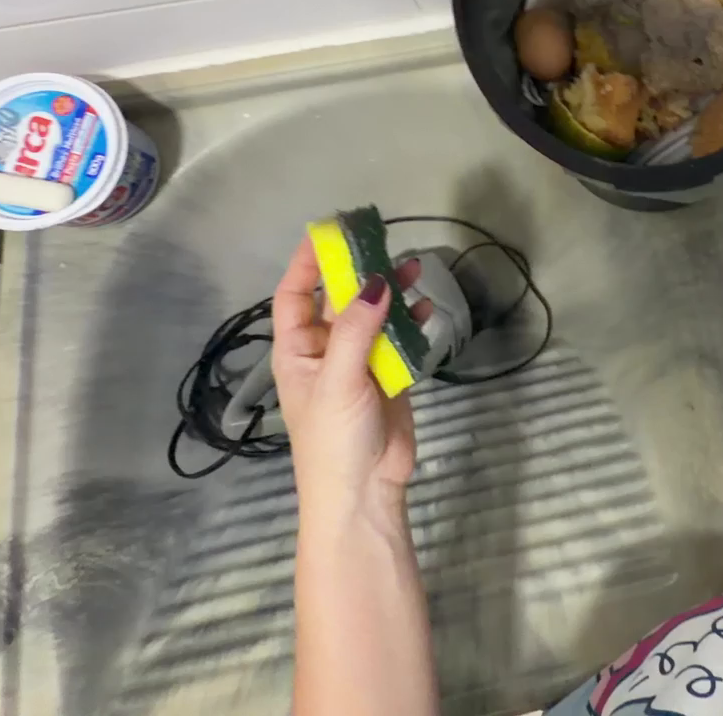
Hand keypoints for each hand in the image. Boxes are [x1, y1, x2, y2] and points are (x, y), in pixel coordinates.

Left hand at [271, 239, 432, 526]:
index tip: (328, 232)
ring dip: (392, 291)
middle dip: (359, 271)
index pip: (295, 295)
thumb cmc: (334, 438)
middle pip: (340, 298)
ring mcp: (360, 361)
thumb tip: (377, 281)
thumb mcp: (338, 380)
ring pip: (374, 314)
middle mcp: (327, 349)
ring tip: (416, 267)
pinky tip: (427, 309)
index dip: (307, 263)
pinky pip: (400, 337)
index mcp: (298, 349)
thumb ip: (356, 330)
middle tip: (383, 241)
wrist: (364, 490)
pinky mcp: (390, 375)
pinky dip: (412, 321)